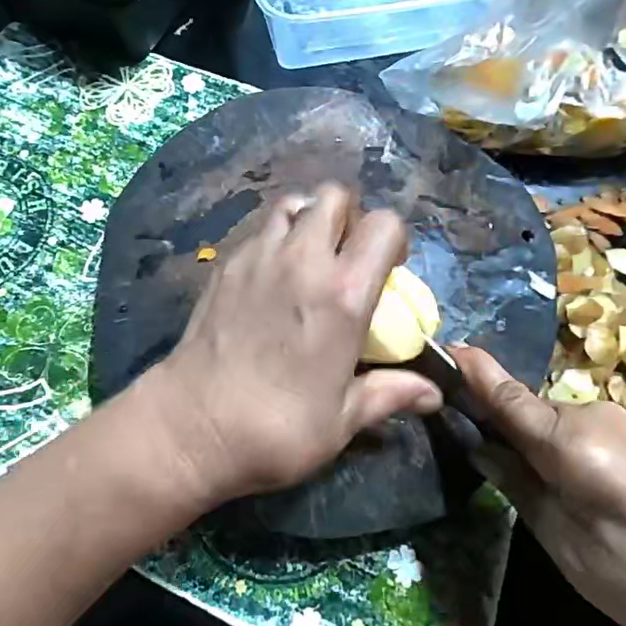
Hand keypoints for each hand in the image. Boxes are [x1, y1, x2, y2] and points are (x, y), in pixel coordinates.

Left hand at [146, 183, 442, 504]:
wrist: (190, 429)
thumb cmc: (277, 428)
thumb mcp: (343, 419)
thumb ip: (392, 393)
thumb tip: (435, 394)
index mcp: (344, 293)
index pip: (384, 225)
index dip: (393, 240)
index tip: (388, 271)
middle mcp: (303, 260)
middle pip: (335, 196)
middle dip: (350, 217)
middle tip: (347, 258)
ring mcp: (259, 257)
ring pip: (293, 204)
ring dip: (309, 221)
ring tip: (309, 260)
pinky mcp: (226, 265)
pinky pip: (260, 231)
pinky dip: (275, 241)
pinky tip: (271, 281)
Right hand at [453, 346, 625, 625]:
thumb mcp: (580, 555)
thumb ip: (525, 494)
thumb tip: (485, 449)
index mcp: (570, 435)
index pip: (499, 391)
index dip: (463, 370)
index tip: (426, 348)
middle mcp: (593, 414)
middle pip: (521, 409)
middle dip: (484, 421)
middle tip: (444, 448)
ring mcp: (623, 429)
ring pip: (549, 429)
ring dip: (519, 444)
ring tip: (495, 482)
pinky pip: (577, 443)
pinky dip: (552, 456)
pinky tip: (551, 491)